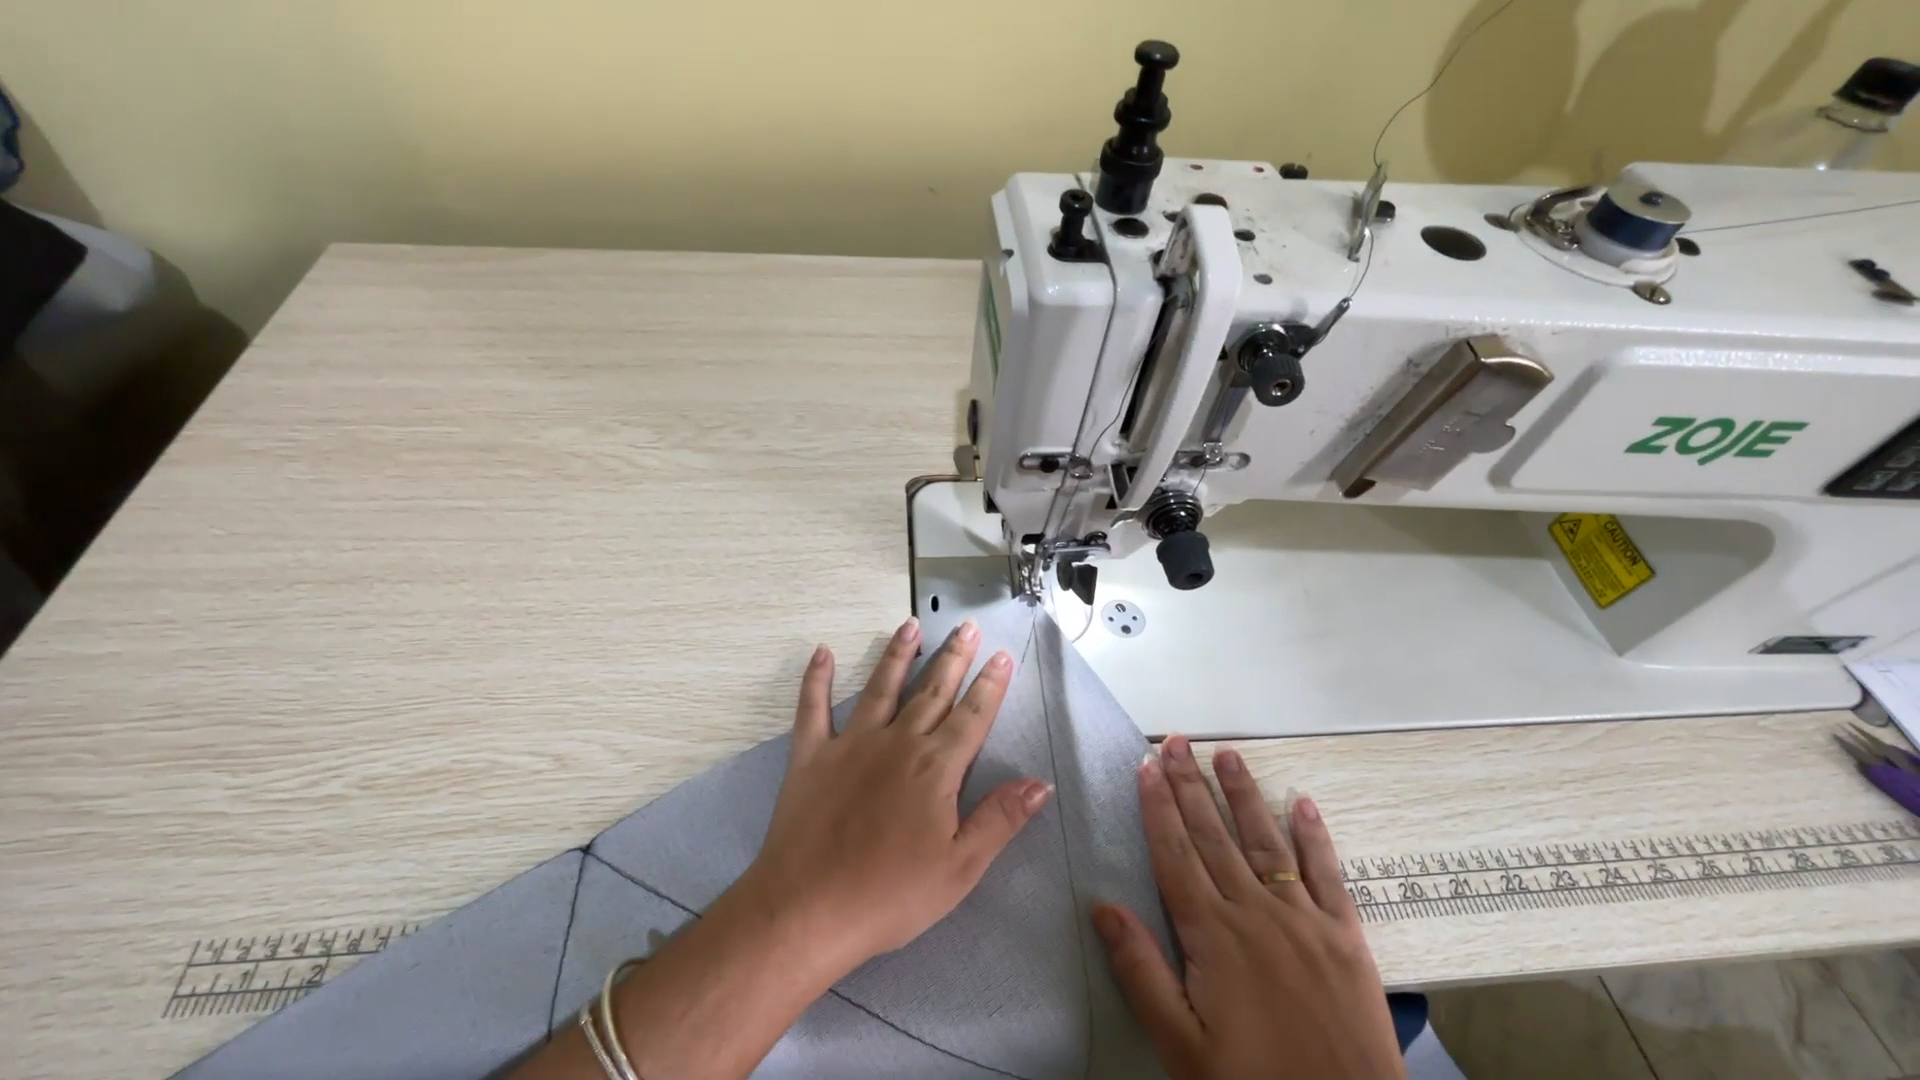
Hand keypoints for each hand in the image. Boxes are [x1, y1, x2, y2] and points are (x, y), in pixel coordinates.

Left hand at [738, 617, 1053, 972]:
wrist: (808, 909)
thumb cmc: (891, 895)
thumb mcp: (960, 867)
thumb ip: (1000, 819)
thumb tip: (1041, 783)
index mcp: (935, 768)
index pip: (972, 717)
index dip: (990, 686)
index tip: (1002, 656)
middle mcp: (897, 743)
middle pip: (932, 691)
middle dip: (953, 657)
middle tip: (967, 627)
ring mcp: (850, 745)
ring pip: (880, 688)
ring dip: (898, 654)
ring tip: (911, 624)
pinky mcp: (810, 756)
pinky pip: (813, 709)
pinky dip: (817, 679)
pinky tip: (822, 653)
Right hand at [1094, 737, 1403, 1079]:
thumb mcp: (1181, 1043)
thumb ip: (1141, 971)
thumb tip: (1104, 906)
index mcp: (1213, 936)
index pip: (1175, 855)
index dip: (1158, 808)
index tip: (1146, 767)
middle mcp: (1255, 913)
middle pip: (1214, 836)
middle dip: (1190, 785)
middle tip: (1177, 742)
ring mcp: (1304, 919)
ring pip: (1265, 841)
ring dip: (1243, 794)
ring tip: (1227, 755)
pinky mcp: (1345, 935)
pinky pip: (1327, 873)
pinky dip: (1314, 835)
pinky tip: (1303, 802)